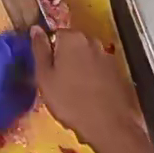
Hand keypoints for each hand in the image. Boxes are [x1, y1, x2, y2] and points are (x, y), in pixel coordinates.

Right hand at [30, 27, 151, 152]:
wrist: (108, 124)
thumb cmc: (69, 100)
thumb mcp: (45, 77)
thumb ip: (39, 50)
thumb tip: (36, 28)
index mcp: (72, 38)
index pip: (54, 34)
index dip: (47, 52)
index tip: (45, 70)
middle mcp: (92, 41)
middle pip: (72, 44)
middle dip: (63, 58)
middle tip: (56, 82)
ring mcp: (107, 56)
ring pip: (85, 57)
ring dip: (78, 68)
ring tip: (72, 91)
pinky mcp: (117, 71)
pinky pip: (98, 69)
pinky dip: (91, 77)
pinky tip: (88, 95)